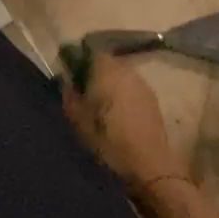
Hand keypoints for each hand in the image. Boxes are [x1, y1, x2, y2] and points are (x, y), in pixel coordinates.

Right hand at [62, 52, 187, 186]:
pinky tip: (114, 114)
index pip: (90, 52)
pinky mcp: (152, 101)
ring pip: (120, 76)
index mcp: (107, 71)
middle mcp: (128, 72)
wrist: (148, 165)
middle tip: (80, 92)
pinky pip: (131, 89)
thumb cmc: (108, 141)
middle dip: (93, 73)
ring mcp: (143, 85)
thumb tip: (65, 79)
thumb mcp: (77, 120)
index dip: (78, 61)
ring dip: (108, 85)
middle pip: (107, 63)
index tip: (68, 75)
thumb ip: (69, 95)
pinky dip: (121, 95)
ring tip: (96, 105)